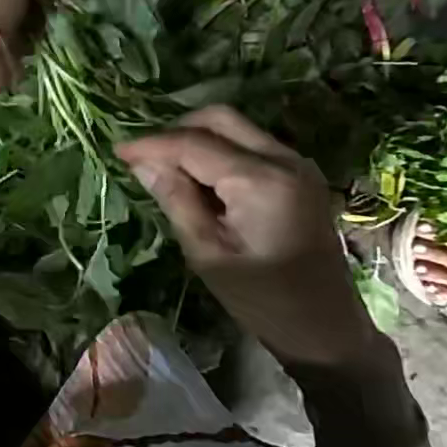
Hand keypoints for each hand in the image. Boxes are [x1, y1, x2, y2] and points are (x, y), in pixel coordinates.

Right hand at [117, 106, 382, 369]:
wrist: (327, 328)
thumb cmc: (264, 302)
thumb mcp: (209, 255)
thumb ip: (176, 200)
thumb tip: (144, 163)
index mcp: (262, 180)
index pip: (195, 143)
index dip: (153, 144)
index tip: (119, 151)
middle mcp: (285, 158)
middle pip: (221, 119)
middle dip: (178, 130)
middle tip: (145, 158)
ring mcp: (299, 164)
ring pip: (239, 129)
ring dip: (200, 139)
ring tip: (167, 168)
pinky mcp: (302, 175)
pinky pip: (254, 146)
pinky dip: (223, 152)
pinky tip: (202, 179)